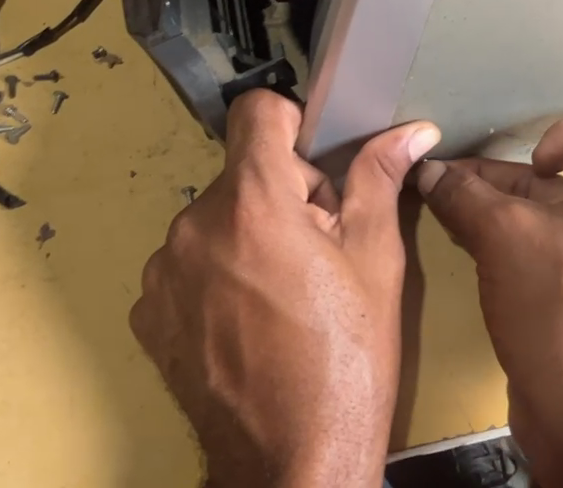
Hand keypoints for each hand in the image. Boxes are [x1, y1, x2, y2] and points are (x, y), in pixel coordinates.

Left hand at [131, 90, 438, 487]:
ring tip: (284, 292)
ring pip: (216, 218)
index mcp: (254, 202)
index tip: (315, 165)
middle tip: (317, 250)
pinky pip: (188, 263)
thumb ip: (380, 179)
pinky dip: (217, 274)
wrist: (294, 464)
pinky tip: (249, 318)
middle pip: (243, 171)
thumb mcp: (376, 261)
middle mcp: (195, 225)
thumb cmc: (347, 359)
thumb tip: (412, 131)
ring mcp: (164, 272)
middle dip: (282, 195)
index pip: (257, 111)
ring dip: (248, 235)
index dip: (292, 125)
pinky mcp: (149, 312)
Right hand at [417, 117, 562, 487]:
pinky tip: (464, 251)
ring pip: (539, 220)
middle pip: (554, 179)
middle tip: (443, 185)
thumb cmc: (558, 304)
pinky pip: (536, 256)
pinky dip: (502, 247)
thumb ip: (464, 196)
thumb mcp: (503, 235)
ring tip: (442, 215)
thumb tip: (428, 169)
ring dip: (492, 213)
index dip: (561, 133)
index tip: (528, 160)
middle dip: (497, 179)